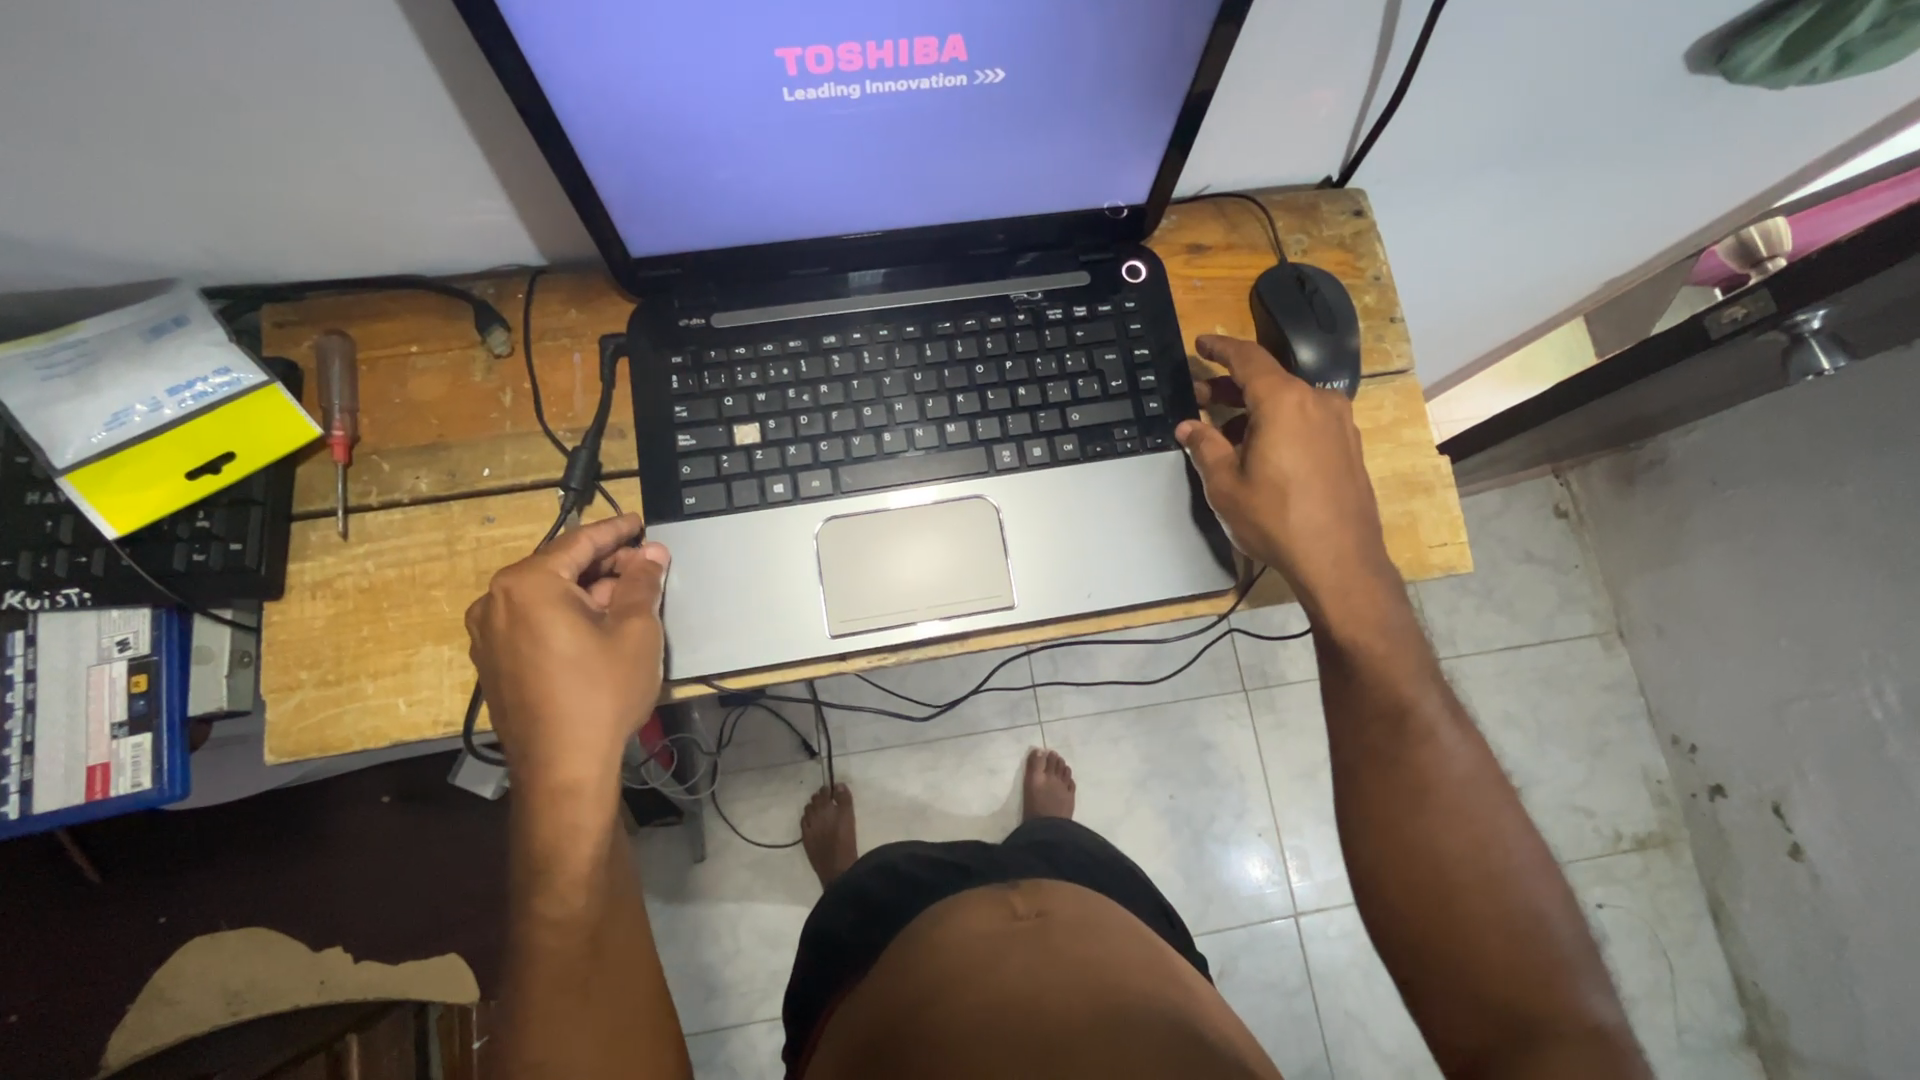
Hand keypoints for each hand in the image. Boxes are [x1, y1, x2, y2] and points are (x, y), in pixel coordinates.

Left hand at [464, 514, 670, 794]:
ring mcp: (487, 634)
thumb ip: (642, 582)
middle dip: (604, 567)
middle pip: (558, 568)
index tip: (641, 524)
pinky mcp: (492, 662)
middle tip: (646, 568)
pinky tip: (598, 629)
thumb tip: (651, 554)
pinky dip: (565, 616)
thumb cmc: (602, 692)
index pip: (579, 542)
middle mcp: (495, 601)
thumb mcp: (635, 630)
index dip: (617, 532)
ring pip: (545, 597)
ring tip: (629, 600)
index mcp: (527, 583)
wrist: (562, 768)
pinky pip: (532, 622)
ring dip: (586, 593)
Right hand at [1175, 335, 1397, 620]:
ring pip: (1289, 402)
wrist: (1340, 560)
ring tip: (1225, 433)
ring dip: (1255, 410)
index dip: (1220, 348)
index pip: (1247, 359)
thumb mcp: (1225, 484)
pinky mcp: (1348, 446)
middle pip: (1269, 381)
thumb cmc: (1275, 519)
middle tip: (1200, 398)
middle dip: (1231, 387)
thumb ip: (1205, 447)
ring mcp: (1339, 423)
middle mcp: (1317, 401)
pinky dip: (1280, 424)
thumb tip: (1188, 427)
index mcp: (1284, 401)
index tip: (1201, 343)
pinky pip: (1307, 421)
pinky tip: (1260, 450)